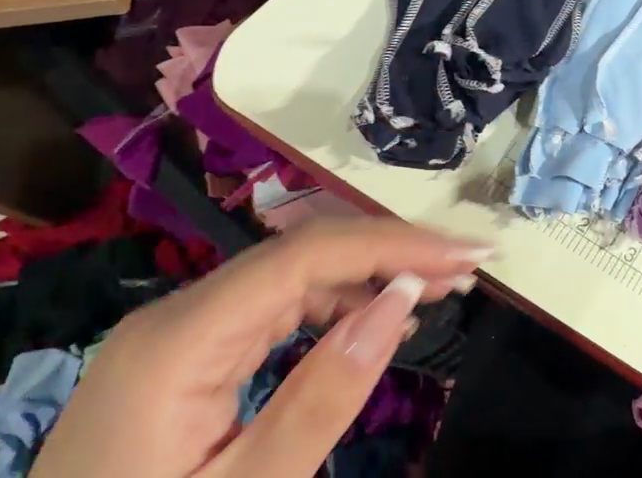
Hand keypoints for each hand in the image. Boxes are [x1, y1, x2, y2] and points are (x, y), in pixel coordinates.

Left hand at [32, 219, 494, 477]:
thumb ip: (323, 396)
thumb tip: (403, 297)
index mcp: (178, 341)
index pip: (307, 256)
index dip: (397, 245)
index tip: (470, 256)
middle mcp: (172, 318)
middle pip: (299, 257)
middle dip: (391, 254)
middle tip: (468, 270)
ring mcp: (171, 337)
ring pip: (288, 279)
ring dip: (367, 279)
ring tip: (437, 293)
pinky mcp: (176, 361)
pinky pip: (268, 313)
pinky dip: (329, 310)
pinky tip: (370, 323)